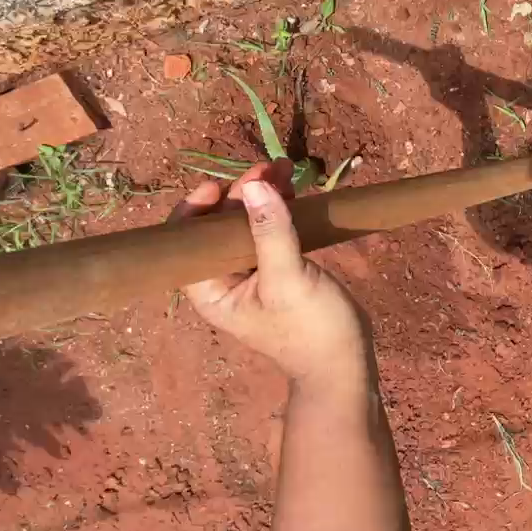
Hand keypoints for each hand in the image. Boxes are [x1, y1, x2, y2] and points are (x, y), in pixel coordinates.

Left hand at [169, 159, 369, 391]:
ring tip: (287, 170)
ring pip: (249, 226)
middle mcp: (225, 280)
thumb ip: (271, 233)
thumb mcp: (289, 279)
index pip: (187, 240)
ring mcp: (255, 276)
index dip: (199, 208)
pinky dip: (282, 212)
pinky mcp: (282, 272)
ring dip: (264, 198)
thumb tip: (254, 185)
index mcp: (210, 289)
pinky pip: (272, 234)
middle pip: (220, 226)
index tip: (226, 184)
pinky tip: (296, 193)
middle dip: (242, 194)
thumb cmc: (311, 328)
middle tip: (271, 167)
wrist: (345, 363)